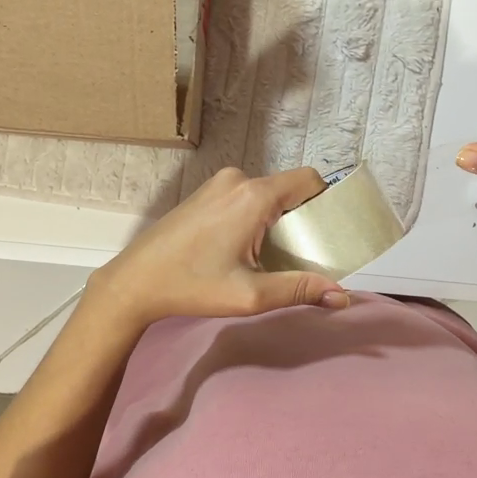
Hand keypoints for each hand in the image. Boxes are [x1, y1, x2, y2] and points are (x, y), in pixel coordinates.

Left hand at [88, 167, 351, 328]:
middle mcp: (237, 180)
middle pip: (288, 189)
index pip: (309, 180)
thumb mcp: (250, 294)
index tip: (330, 233)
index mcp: (253, 195)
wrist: (134, 282)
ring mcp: (217, 184)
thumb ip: (299, 289)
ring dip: (276, 221)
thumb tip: (342, 297)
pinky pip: (245, 198)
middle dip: (301, 219)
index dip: (326, 202)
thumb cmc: (192, 286)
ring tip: (273, 259)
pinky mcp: (204, 194)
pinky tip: (246, 251)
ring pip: (266, 195)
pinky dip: (256, 219)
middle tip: (302, 256)